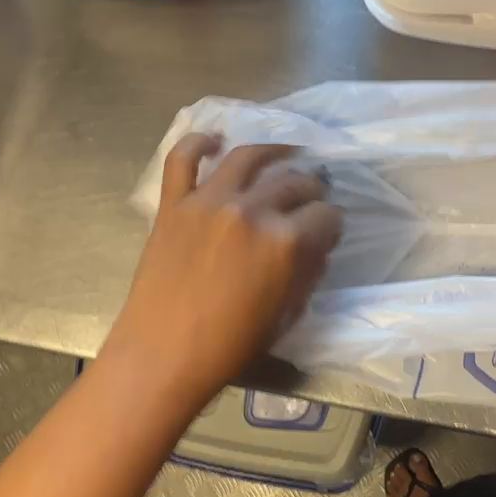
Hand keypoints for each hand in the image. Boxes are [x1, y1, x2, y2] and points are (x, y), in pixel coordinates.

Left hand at [102, 136, 343, 400]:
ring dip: (273, 151)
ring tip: (285, 153)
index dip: (332, 225)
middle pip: (294, 182)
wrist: (162, 357)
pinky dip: (199, 142)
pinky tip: (215, 139)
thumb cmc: (229, 349)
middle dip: (310, 190)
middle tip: (309, 199)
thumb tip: (314, 250)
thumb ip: (305, 276)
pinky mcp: (174, 204)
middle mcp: (251, 211)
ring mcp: (208, 202)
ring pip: (248, 157)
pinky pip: (183, 158)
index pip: (326, 216)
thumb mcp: (285, 317)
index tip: (328, 232)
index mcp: (286, 243)